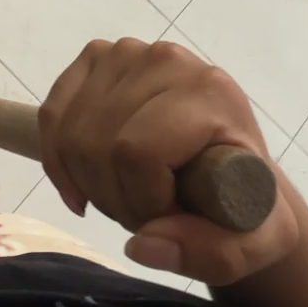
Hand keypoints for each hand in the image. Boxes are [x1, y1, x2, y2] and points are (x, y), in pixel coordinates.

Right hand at [39, 38, 301, 285]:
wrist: (232, 169)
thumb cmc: (246, 205)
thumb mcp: (255, 245)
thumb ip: (210, 253)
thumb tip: (140, 246)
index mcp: (210, 92)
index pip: (137, 150)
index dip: (140, 200)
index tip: (168, 219)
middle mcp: (164, 59)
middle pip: (98, 143)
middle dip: (114, 197)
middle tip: (146, 215)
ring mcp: (124, 53)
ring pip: (70, 133)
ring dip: (88, 182)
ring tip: (125, 196)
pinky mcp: (95, 57)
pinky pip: (52, 116)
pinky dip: (57, 160)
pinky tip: (83, 184)